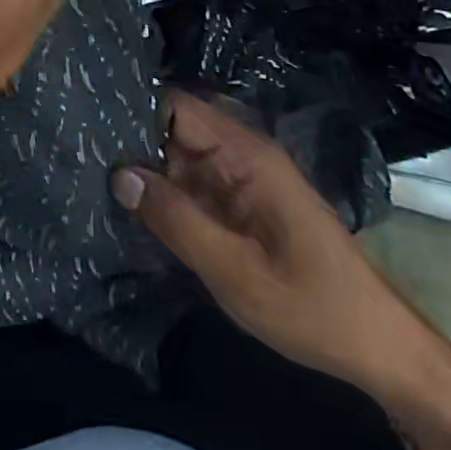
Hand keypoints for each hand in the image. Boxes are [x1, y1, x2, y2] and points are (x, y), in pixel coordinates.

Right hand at [111, 92, 417, 387]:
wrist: (372, 341)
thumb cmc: (309, 304)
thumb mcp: (234, 271)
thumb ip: (176, 220)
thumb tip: (120, 173)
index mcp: (247, 155)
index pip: (180, 108)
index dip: (136, 113)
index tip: (91, 128)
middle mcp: (244, 156)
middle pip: (176, 131)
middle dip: (133, 144)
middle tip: (78, 158)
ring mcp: (243, 180)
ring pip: (182, 160)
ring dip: (145, 171)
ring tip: (90, 179)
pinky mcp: (243, 205)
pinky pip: (195, 187)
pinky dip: (165, 195)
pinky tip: (128, 207)